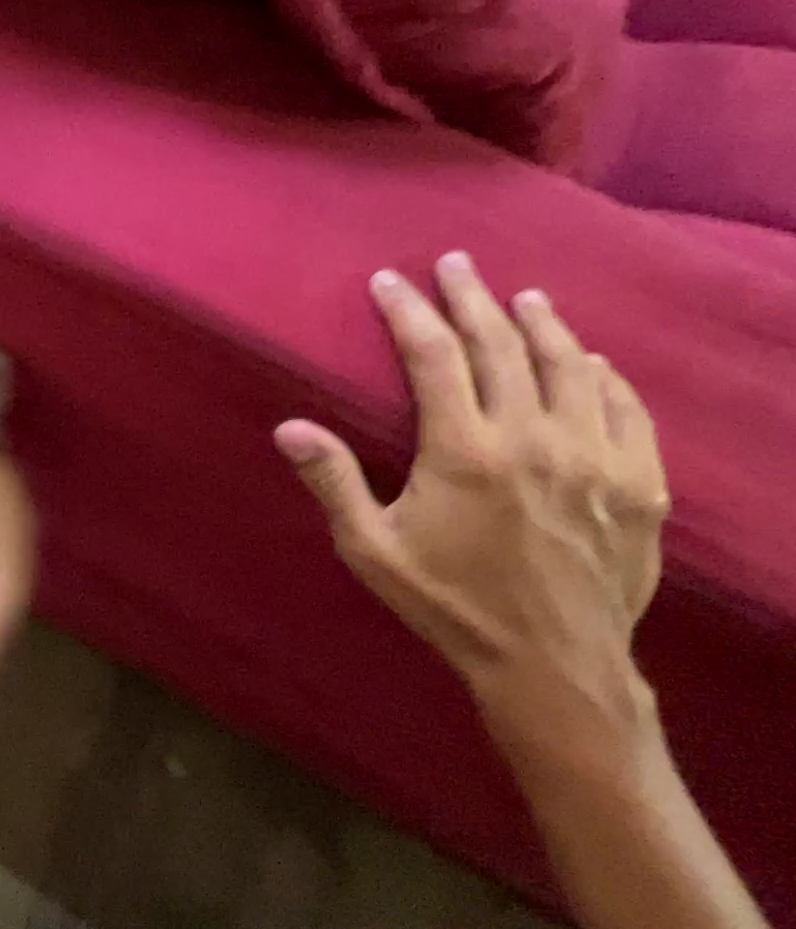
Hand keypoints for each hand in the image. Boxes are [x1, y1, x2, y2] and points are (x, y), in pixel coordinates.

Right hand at [273, 252, 669, 752]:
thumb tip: (288, 426)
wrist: (552, 664)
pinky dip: (603, 376)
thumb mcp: (369, 548)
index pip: (435, 358)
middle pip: (503, 348)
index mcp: (465, 452)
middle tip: (454, 264)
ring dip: (541, 325)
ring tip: (522, 296)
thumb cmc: (447, 603)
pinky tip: (590, 363)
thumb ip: (332, 481)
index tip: (390, 281)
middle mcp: (535, 441)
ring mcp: (597, 460)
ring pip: (569, 368)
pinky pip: (626, 410)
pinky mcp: (640, 486)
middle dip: (472, 298)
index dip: (409, 312)